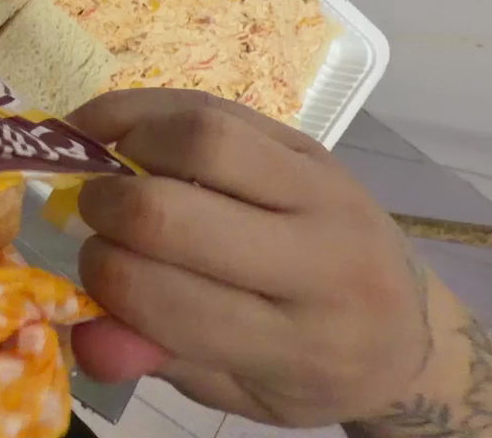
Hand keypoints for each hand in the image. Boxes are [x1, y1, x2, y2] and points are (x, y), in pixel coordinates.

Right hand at [65, 89, 432, 427]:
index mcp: (301, 344)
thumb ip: (155, 359)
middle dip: (103, 209)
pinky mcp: (306, 145)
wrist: (408, 327)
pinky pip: (204, 105)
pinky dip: (135, 112)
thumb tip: (83, 342)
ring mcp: (322, 193)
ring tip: (114, 168)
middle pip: (167, 213)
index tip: (97, 270)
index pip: (157, 294)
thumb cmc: (302, 361)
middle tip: (95, 215)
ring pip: (197, 139)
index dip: (101, 274)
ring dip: (126, 148)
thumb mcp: (235, 387)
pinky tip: (111, 132)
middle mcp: (322, 265)